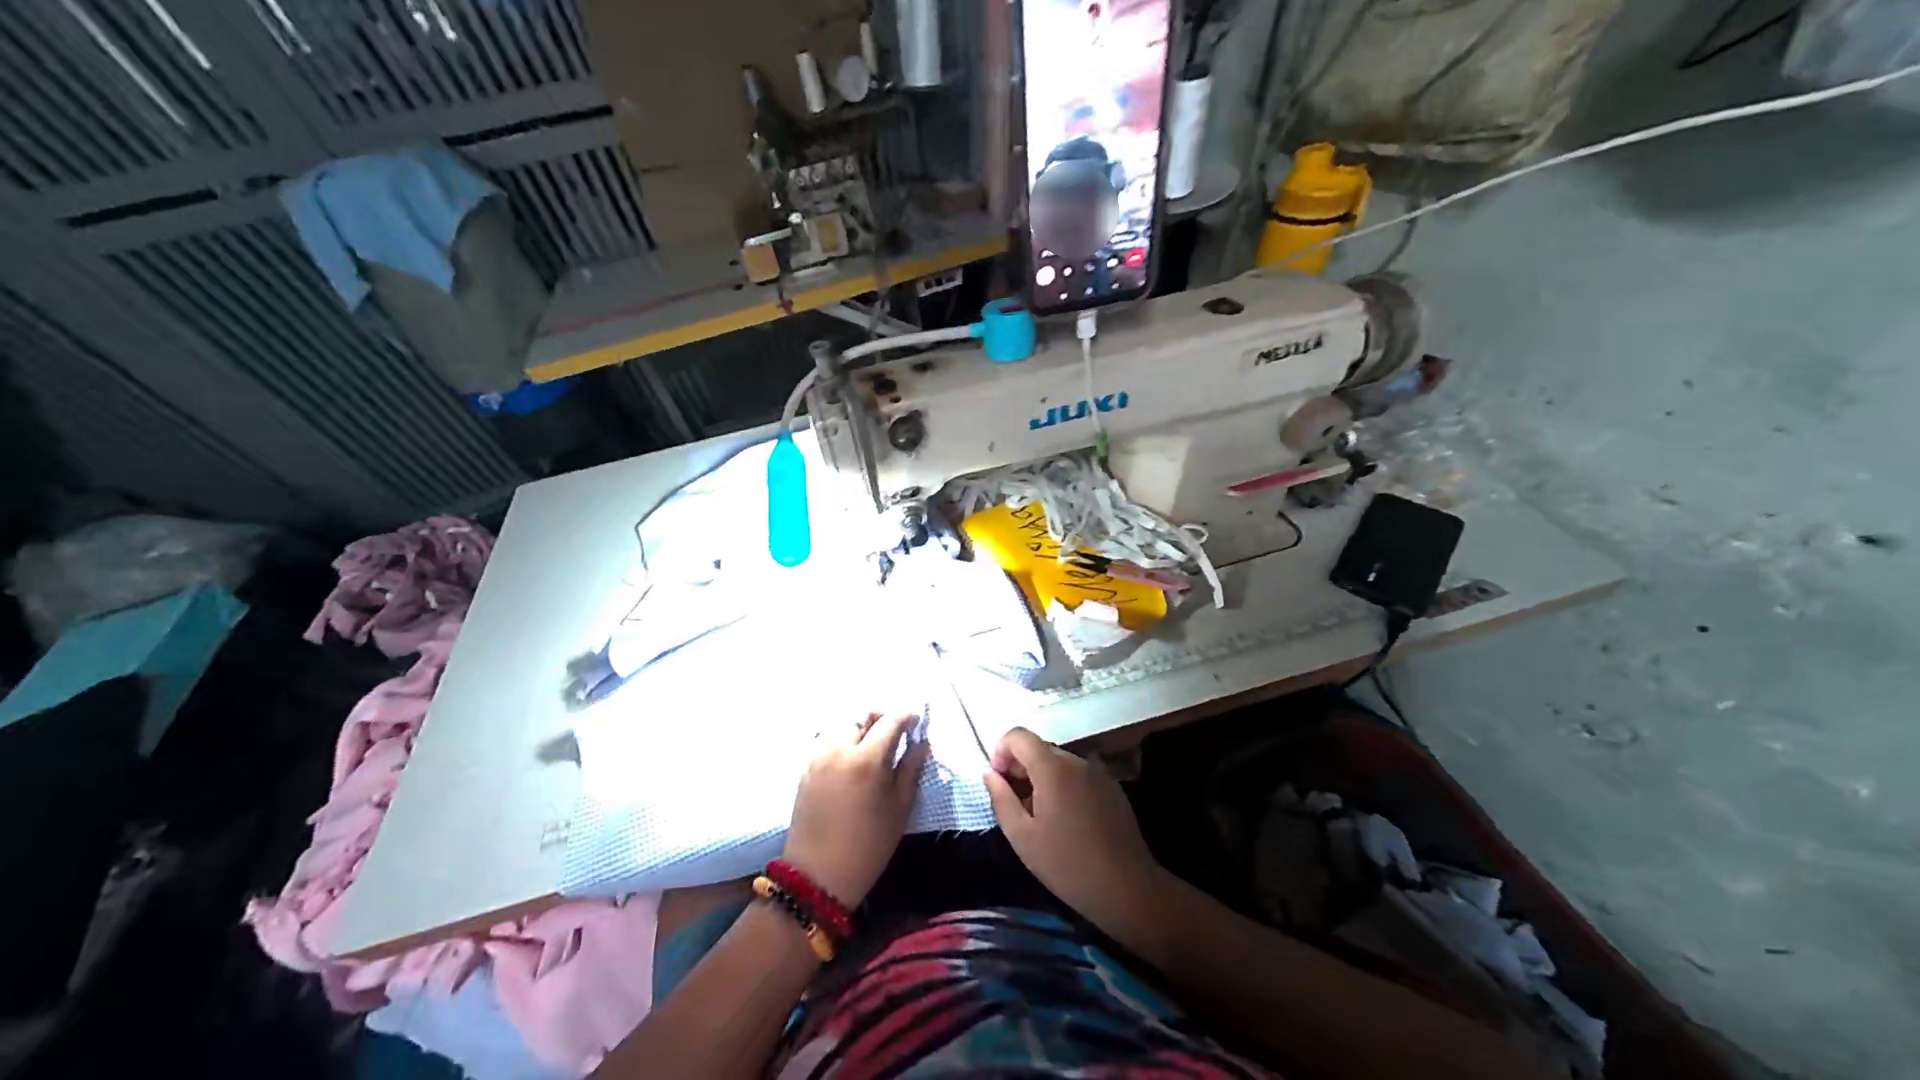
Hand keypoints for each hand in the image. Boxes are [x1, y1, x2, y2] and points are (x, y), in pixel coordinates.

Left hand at [783, 712, 929, 907]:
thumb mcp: (899, 808)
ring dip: (857, 726)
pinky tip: (851, 757)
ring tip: (871, 742)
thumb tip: (921, 744)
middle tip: (893, 731)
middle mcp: (839, 749)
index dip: (905, 717)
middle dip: (878, 718)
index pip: (889, 721)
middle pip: (860, 717)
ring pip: (839, 726)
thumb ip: (911, 770)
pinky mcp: (805, 770)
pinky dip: (841, 739)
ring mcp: (817, 758)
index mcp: (866, 758)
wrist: (818, 875)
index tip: (915, 720)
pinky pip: (825, 742)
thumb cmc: (868, 845)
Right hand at [984, 728, 1170, 946]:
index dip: (1001, 751)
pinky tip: (1066, 821)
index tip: (998, 782)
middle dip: (1020, 768)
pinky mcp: (1112, 788)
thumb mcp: (1022, 837)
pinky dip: (1063, 786)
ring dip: (1042, 779)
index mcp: (1053, 768)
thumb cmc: (1067, 864)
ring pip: (1059, 763)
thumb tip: (990, 773)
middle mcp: (1077, 761)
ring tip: (1039, 817)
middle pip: (1039, 749)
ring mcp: (1098, 773)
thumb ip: (1001, 799)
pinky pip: (1078, 776)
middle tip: (1015, 805)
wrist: (1127, 888)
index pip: (1019, 736)